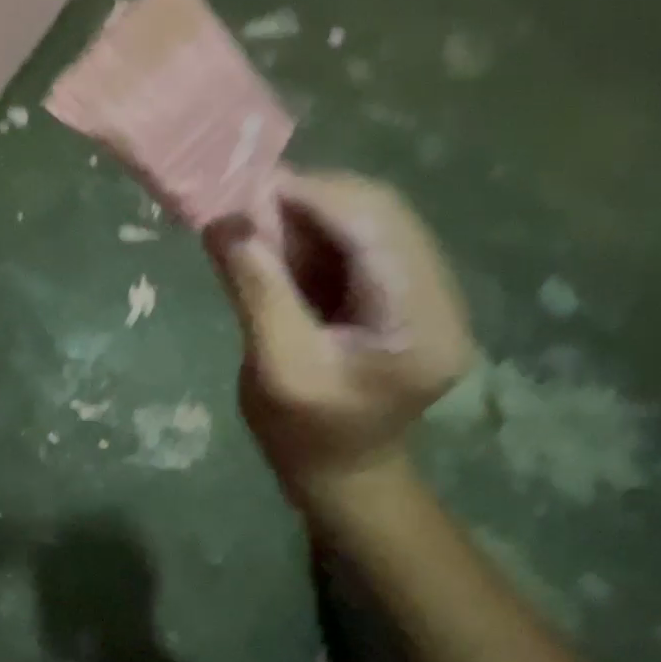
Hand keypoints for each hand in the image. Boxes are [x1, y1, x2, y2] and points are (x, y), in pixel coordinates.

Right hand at [206, 171, 473, 512]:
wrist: (340, 472)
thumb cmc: (306, 432)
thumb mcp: (276, 368)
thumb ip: (257, 291)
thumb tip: (223, 221)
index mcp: (421, 323)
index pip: (376, 228)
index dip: (310, 196)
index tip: (242, 189)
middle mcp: (436, 296)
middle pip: (379, 210)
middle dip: (307, 197)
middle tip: (242, 206)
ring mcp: (421, 291)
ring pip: (367, 215)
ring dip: (305, 210)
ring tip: (252, 223)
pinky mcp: (395, 289)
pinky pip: (355, 234)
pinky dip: (309, 227)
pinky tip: (273, 240)